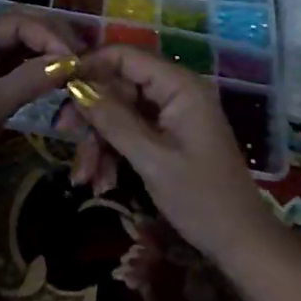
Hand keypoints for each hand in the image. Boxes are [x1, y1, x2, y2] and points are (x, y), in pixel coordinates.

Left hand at [0, 12, 83, 214]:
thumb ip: (29, 81)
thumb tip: (72, 62)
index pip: (16, 22)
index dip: (49, 34)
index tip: (77, 57)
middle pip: (22, 30)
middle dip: (53, 40)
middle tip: (87, 59)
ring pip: (25, 50)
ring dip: (51, 56)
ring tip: (81, 68)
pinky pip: (21, 70)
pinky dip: (42, 73)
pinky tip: (63, 80)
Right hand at [66, 45, 276, 262]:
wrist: (241, 244)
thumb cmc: (202, 199)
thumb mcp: (151, 159)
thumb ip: (113, 119)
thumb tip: (75, 88)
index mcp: (180, 87)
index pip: (125, 56)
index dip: (90, 65)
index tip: (60, 86)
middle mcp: (175, 92)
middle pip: (117, 86)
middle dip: (90, 113)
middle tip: (62, 133)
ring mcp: (171, 114)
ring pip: (118, 111)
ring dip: (97, 141)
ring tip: (84, 177)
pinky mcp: (166, 134)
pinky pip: (128, 131)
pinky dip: (111, 152)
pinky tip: (100, 181)